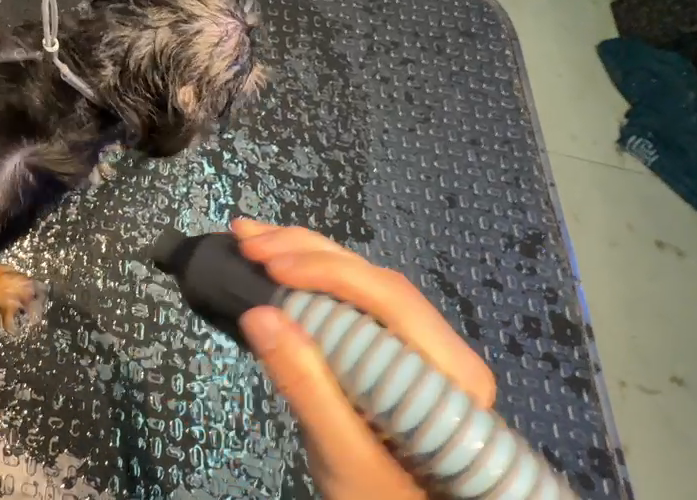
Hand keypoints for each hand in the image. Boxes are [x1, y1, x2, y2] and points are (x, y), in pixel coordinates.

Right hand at [232, 219, 496, 499]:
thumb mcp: (348, 462)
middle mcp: (438, 351)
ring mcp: (411, 351)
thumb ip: (311, 392)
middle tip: (246, 240)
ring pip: (357, 281)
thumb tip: (258, 313)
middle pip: (371, 280)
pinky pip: (347, 302)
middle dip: (305, 252)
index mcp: (450, 375)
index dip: (327, 271)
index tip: (269, 266)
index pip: (390, 298)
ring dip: (299, 253)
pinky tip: (270, 261)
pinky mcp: (383, 357)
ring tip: (247, 235)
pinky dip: (304, 275)